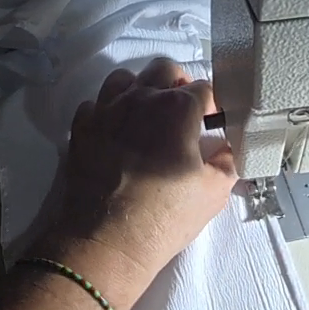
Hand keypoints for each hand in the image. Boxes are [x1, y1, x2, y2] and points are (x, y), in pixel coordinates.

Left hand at [39, 57, 235, 309]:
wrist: (106, 240)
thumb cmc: (165, 215)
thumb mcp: (215, 192)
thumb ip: (227, 161)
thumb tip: (225, 149)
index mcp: (178, 108)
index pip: (203, 88)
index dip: (211, 104)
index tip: (212, 121)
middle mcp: (141, 98)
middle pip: (163, 69)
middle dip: (178, 82)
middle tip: (183, 110)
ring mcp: (107, 109)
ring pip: (124, 78)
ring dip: (140, 89)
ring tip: (147, 115)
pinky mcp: (82, 127)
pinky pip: (95, 104)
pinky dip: (108, 111)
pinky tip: (115, 131)